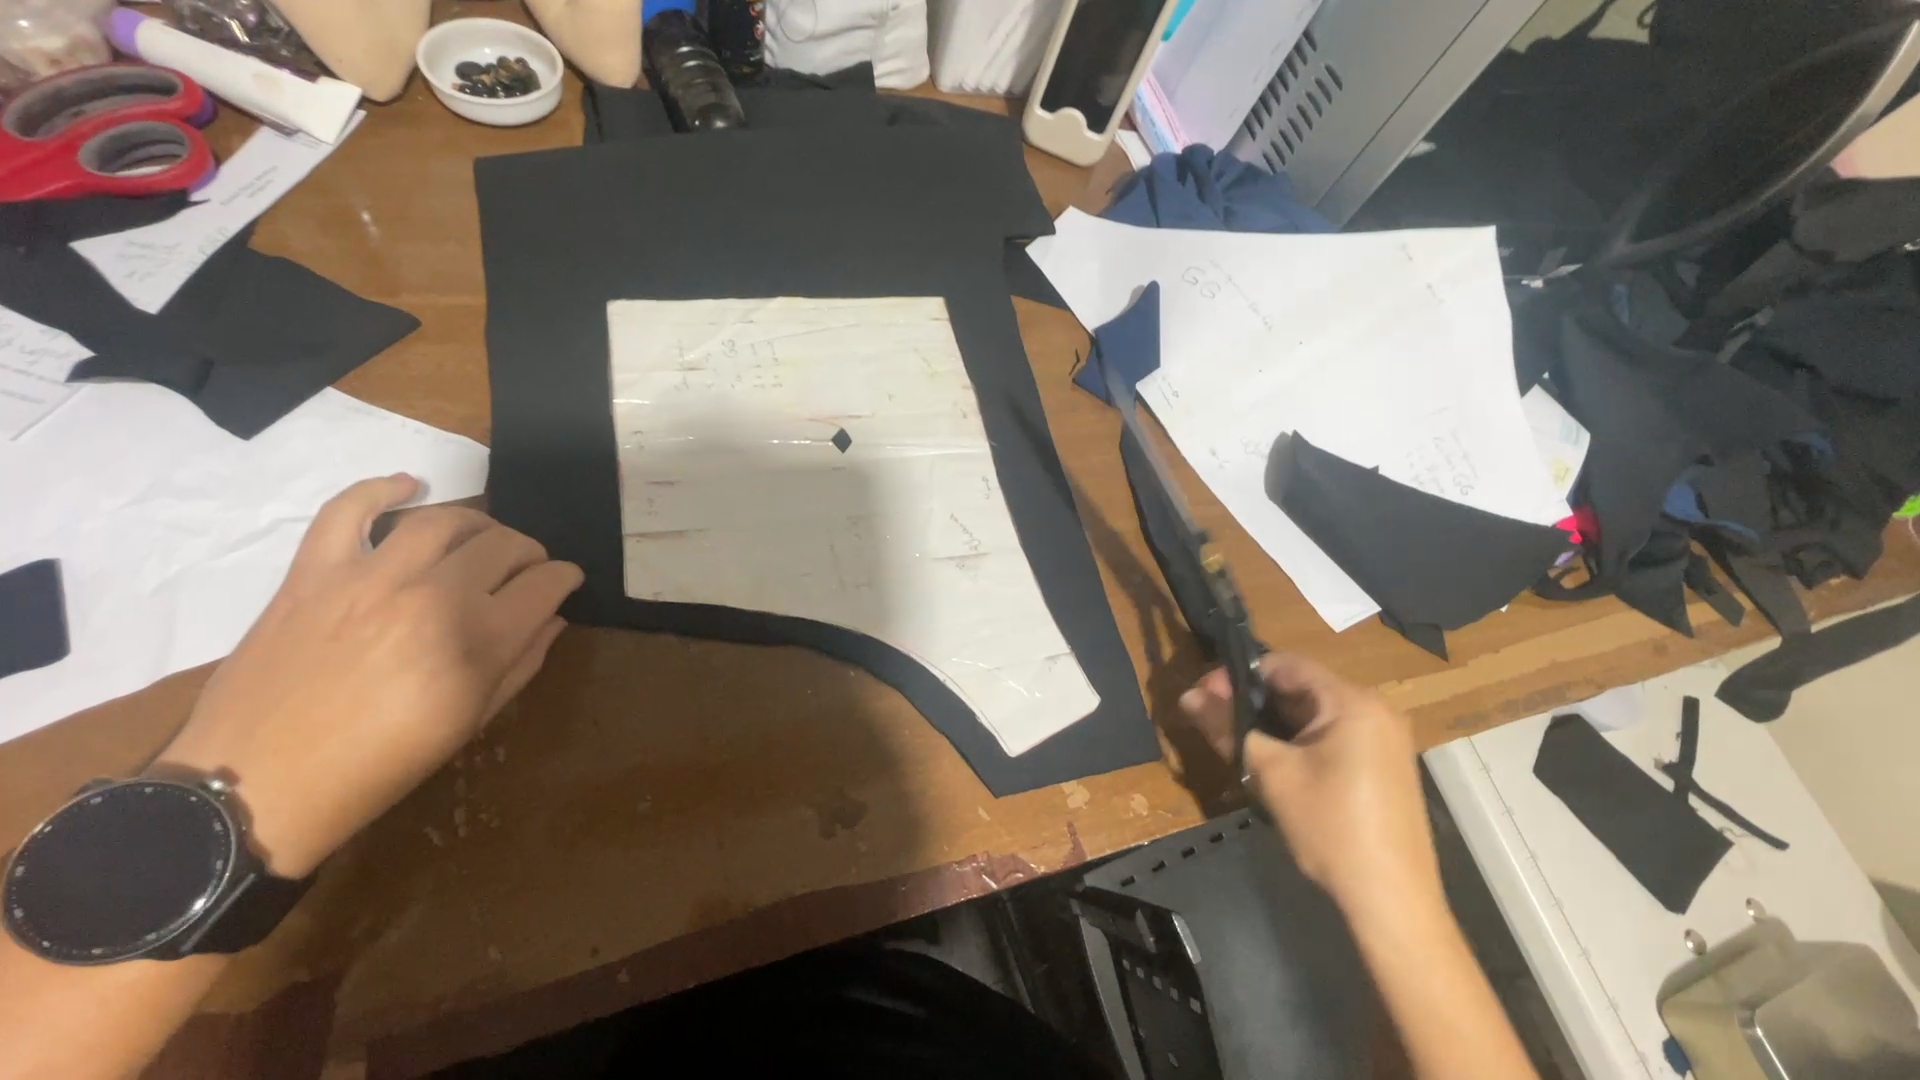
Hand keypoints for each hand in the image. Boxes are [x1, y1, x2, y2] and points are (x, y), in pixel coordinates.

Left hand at [154, 475, 584, 878]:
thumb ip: (521, 664)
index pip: (545, 584)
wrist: (260, 784)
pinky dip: (381, 489)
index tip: (567, 581)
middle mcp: (433, 595)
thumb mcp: (470, 723)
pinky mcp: (314, 572)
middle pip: (503, 545)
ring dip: (478, 523)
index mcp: (478, 640)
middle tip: (528, 566)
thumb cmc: (379, 765)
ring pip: (443, 520)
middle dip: (529, 552)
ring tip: (483, 537)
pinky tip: (408, 486)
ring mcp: (369, 577)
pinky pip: (347, 510)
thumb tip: (552, 619)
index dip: (565, 578)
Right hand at [1179, 654, 1442, 925]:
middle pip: (1300, 688)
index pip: (1285, 665)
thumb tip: (1187, 695)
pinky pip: (1332, 737)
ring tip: (1235, 744)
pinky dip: (1298, 742)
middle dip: (1253, 701)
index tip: (1204, 695)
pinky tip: (1272, 765)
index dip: (1238, 674)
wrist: (1391, 901)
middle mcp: (1376, 710)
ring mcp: (1384, 740)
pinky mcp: (1383, 766)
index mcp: (1353, 702)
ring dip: (1272, 724)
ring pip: (1313, 715)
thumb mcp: (1270, 773)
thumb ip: (1227, 727)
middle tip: (1213, 721)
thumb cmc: (1330, 828)